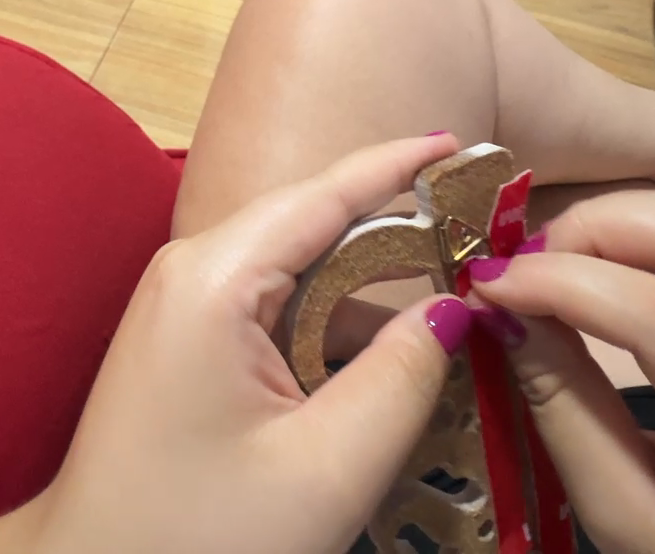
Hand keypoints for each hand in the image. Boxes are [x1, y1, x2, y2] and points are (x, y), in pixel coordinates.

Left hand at [6, 136, 471, 553]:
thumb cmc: (195, 539)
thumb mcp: (322, 472)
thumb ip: (400, 381)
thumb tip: (455, 310)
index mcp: (214, 280)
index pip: (321, 197)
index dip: (394, 165)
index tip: (454, 141)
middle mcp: (192, 268)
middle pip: (310, 225)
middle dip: (391, 231)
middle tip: (470, 239)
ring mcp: (184, 296)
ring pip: (295, 268)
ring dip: (362, 289)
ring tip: (440, 312)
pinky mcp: (187, 328)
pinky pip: (273, 302)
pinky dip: (326, 322)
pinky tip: (372, 360)